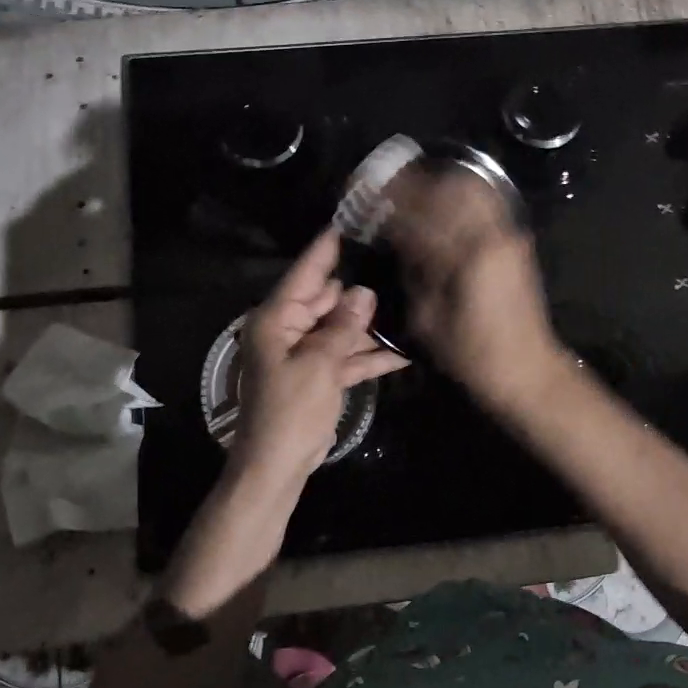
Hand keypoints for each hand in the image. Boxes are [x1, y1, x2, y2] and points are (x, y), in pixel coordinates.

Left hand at [232, 228, 408, 481]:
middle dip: (360, 291)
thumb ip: (343, 327)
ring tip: (410, 305)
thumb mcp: (319, 365)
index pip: (305, 274)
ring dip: (371, 327)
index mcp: (277, 319)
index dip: (327, 250)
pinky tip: (404, 352)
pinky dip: (369, 356)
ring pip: (341, 329)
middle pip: (327, 300)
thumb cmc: (290, 411)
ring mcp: (304, 354)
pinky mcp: (318, 377)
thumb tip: (364, 291)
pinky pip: (346, 357)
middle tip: (397, 266)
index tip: (349, 221)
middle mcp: (288, 330)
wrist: (276, 466)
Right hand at [385, 165, 564, 406]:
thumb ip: (413, 275)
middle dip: (414, 183)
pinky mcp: (517, 242)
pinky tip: (443, 206)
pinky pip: (487, 204)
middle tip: (389, 186)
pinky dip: (461, 197)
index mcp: (464, 257)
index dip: (388, 200)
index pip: (418, 214)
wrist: (527, 368)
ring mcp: (508, 236)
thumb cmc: (471, 354)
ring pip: (472, 189)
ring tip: (415, 192)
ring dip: (439, 185)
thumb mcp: (427, 322)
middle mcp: (490, 237)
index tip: (365, 191)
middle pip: (448, 188)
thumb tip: (401, 245)